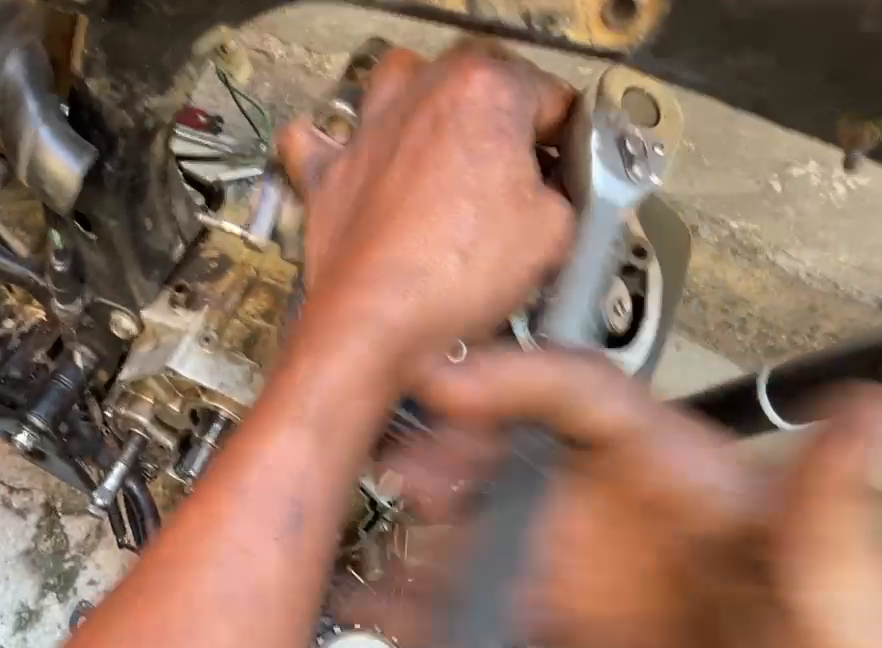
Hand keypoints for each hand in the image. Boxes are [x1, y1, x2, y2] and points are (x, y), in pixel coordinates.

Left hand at [278, 43, 576, 362]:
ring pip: (398, 87)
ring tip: (440, 157)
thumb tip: (552, 197)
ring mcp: (366, 133)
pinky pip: (317, 141)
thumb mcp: (552, 234)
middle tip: (511, 182)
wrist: (373, 326)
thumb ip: (564, 195)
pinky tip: (356, 165)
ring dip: (423, 110)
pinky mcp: (327, 176)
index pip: (551, 100)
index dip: (564, 144)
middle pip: (478, 88)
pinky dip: (333, 148)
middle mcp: (420, 94)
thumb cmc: (453, 277)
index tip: (562, 176)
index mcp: (485, 90)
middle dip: (499, 127)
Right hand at [386, 350, 881, 647]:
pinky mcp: (545, 613)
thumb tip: (880, 413)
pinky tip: (383, 607)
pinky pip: (472, 598)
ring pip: (477, 524)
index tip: (447, 382)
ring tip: (380, 554)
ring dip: (424, 532)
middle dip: (449, 454)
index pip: (580, 397)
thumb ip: (837, 506)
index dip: (510, 379)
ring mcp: (570, 557)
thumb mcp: (845, 588)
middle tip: (407, 476)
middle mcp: (607, 499)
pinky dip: (423, 603)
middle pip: (510, 451)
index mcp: (670, 467)